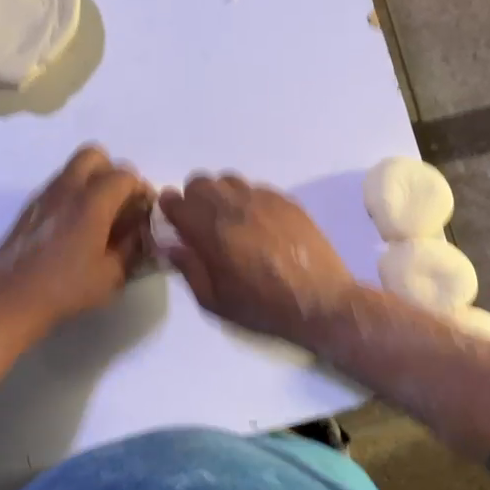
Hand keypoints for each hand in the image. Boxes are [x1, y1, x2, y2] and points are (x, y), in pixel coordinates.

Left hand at [0, 145, 153, 334]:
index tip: (143, 214)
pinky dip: (71, 196)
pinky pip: (56, 187)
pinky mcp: (28, 208)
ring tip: (96, 218)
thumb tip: (140, 231)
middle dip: (112, 173)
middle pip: (95, 155)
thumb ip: (132, 248)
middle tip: (118, 204)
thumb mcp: (111, 276)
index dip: (140, 190)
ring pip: (73, 169)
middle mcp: (67, 189)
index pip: (125, 174)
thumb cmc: (65, 289)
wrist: (9, 299)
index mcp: (92, 202)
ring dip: (90, 182)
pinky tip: (72, 229)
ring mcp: (43, 196)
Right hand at [159, 174, 357, 343]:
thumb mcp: (215, 302)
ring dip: (220, 195)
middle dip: (193, 199)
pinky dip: (247, 199)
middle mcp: (236, 206)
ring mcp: (264, 199)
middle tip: (199, 223)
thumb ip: (189, 269)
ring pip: (228, 180)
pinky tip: (256, 224)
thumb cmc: (263, 308)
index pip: (177, 201)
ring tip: (229, 220)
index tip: (173, 223)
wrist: (320, 303)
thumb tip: (170, 246)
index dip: (169, 210)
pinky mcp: (286, 200)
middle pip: (200, 182)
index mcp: (213, 232)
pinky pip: (255, 187)